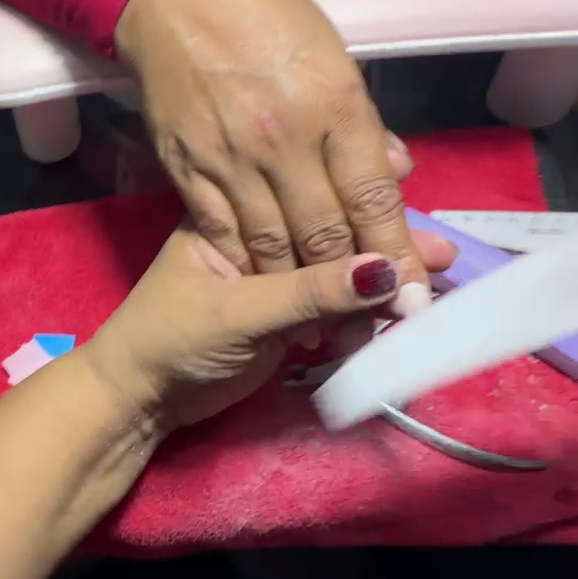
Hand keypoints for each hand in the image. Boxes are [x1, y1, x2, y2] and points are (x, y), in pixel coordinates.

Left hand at [85, 222, 458, 429]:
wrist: (142, 395)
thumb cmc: (170, 339)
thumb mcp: (237, 312)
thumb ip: (306, 293)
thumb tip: (386, 271)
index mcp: (231, 215)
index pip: (300, 189)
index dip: (353, 187)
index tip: (406, 183)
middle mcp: (257, 237)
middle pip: (329, 230)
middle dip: (381, 242)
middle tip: (435, 256)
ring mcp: (273, 278)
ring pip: (337, 271)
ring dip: (379, 283)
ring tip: (426, 289)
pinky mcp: (285, 315)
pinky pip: (334, 308)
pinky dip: (363, 315)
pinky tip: (395, 317)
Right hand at [115, 0, 425, 305]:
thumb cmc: (256, 9)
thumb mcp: (328, 51)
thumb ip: (358, 120)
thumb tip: (389, 172)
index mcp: (333, 102)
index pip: (373, 196)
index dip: (396, 252)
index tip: (413, 292)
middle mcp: (284, 139)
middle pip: (326, 229)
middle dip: (358, 282)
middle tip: (379, 321)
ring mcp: (228, 158)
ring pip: (271, 241)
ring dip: (300, 286)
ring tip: (325, 320)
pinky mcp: (184, 168)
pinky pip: (219, 229)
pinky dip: (244, 262)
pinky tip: (262, 282)